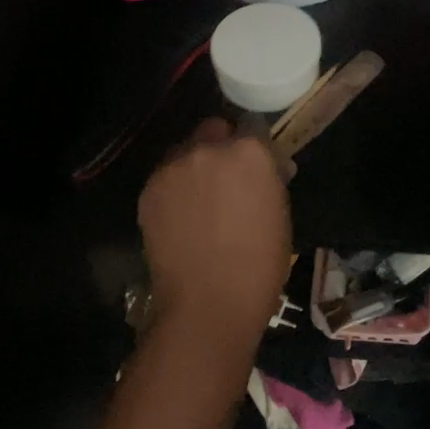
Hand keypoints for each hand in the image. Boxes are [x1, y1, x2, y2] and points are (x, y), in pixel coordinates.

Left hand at [137, 117, 291, 339]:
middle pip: (214, 130)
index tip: (259, 165)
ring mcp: (174, 168)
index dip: (256, 145)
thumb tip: (270, 167)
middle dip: (222, 146)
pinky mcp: (149, 190)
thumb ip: (271, 180)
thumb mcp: (280, 215)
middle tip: (228, 178)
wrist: (208, 303)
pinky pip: (166, 176)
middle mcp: (208, 149)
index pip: (253, 126)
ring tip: (201, 200)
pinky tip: (182, 216)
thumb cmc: (259, 264)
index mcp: (249, 152)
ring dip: (195, 165)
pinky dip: (175, 188)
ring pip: (185, 151)